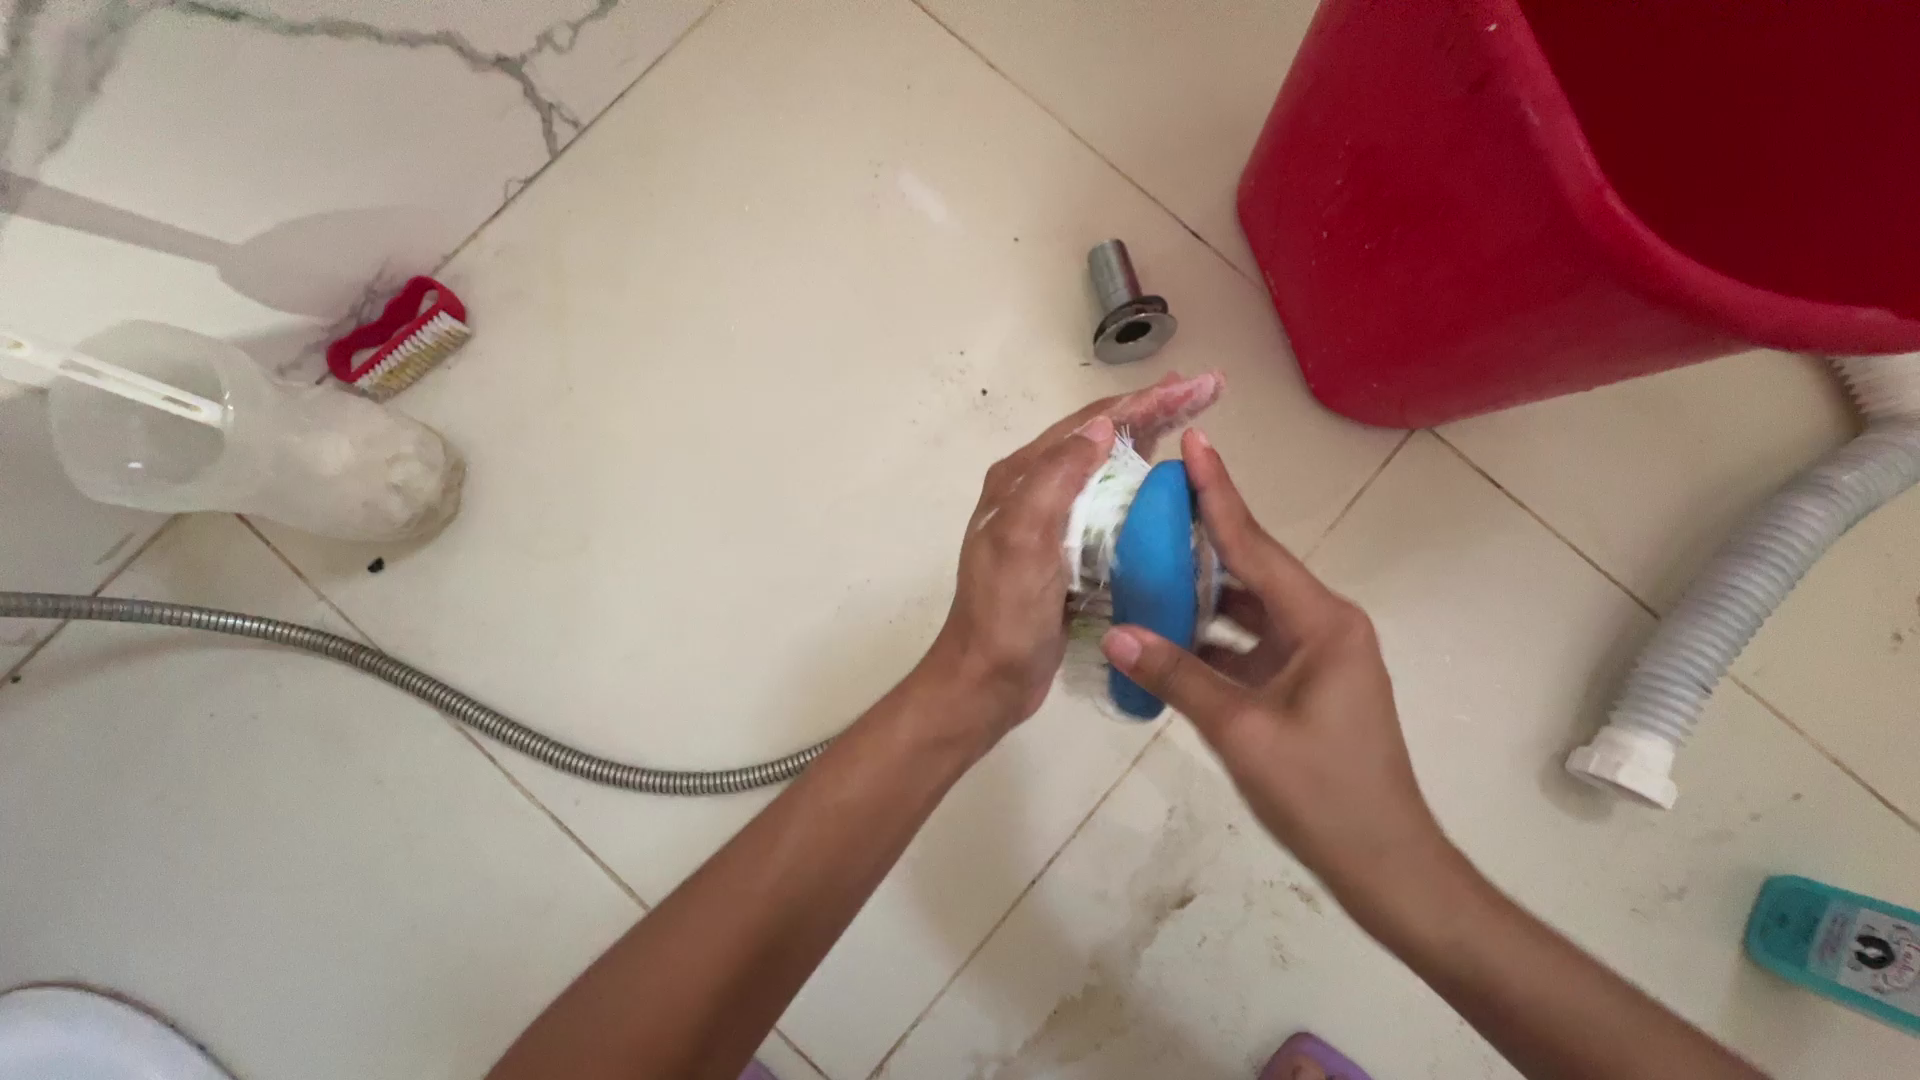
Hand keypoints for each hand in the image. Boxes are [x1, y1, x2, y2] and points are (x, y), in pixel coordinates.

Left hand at [920, 373, 1227, 739]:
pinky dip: (1143, 489)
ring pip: (1110, 470)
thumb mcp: (1024, 539)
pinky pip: (1113, 509)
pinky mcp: (1070, 553)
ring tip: (1195, 422)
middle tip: (1208, 390)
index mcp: (1022, 478)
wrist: (989, 677)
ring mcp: (1053, 523)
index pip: (1090, 426)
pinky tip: (1171, 488)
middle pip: (1102, 439)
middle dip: (1154, 412)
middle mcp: (1035, 491)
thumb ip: (1056, 479)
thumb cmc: (1005, 612)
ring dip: (1151, 443)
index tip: (1196, 383)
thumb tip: (1101, 429)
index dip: (1144, 401)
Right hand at [1100, 429, 1459, 922]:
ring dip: (1197, 592)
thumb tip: (1116, 633)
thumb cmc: (1323, 793)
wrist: (1384, 863)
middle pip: (1250, 568)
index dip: (1220, 494)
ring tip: (1140, 561)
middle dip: (1200, 536)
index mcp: (1322, 621)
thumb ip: (1177, 676)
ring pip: (1244, 608)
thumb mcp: (1242, 731)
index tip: (1196, 444)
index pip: (1256, 545)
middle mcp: (1321, 625)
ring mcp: (1312, 656)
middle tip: (1148, 503)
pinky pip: (1245, 644)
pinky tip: (1162, 631)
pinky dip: (1206, 637)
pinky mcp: (1299, 684)